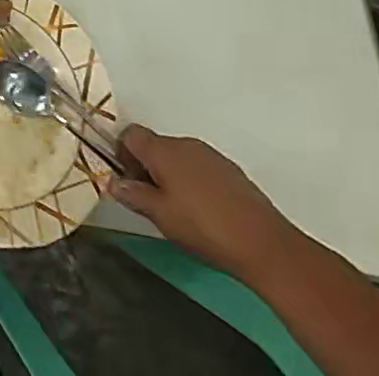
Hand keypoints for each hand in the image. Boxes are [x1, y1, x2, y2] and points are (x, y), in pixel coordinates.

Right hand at [110, 125, 300, 278]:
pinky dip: (192, 181)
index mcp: (164, 151)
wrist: (264, 243)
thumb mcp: (160, 216)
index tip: (128, 181)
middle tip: (150, 201)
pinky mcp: (229, 169)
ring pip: (178, 156)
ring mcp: (210, 155)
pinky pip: (199, 166)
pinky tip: (202, 211)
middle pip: (155, 145)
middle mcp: (185, 144)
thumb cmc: (203, 228)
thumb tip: (114, 182)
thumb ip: (133, 195)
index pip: (131, 134)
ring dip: (170, 175)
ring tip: (178, 211)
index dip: (122, 154)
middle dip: (146, 168)